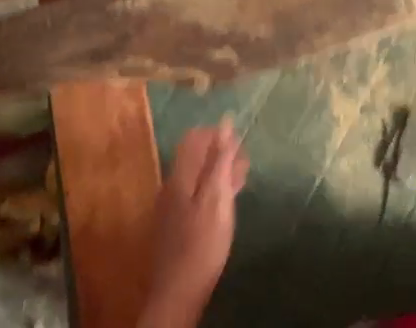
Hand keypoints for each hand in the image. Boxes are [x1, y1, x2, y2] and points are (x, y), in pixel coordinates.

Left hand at [141, 119, 249, 327]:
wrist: (178, 291)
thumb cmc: (202, 243)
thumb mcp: (216, 198)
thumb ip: (219, 161)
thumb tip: (225, 123)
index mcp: (180, 176)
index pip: (193, 138)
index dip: (215, 133)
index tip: (238, 139)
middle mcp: (171, 185)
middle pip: (193, 157)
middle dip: (218, 151)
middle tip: (244, 159)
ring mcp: (171, 206)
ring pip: (196, 176)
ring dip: (217, 170)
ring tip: (242, 175)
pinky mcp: (176, 224)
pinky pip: (195, 194)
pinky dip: (212, 188)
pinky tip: (227, 199)